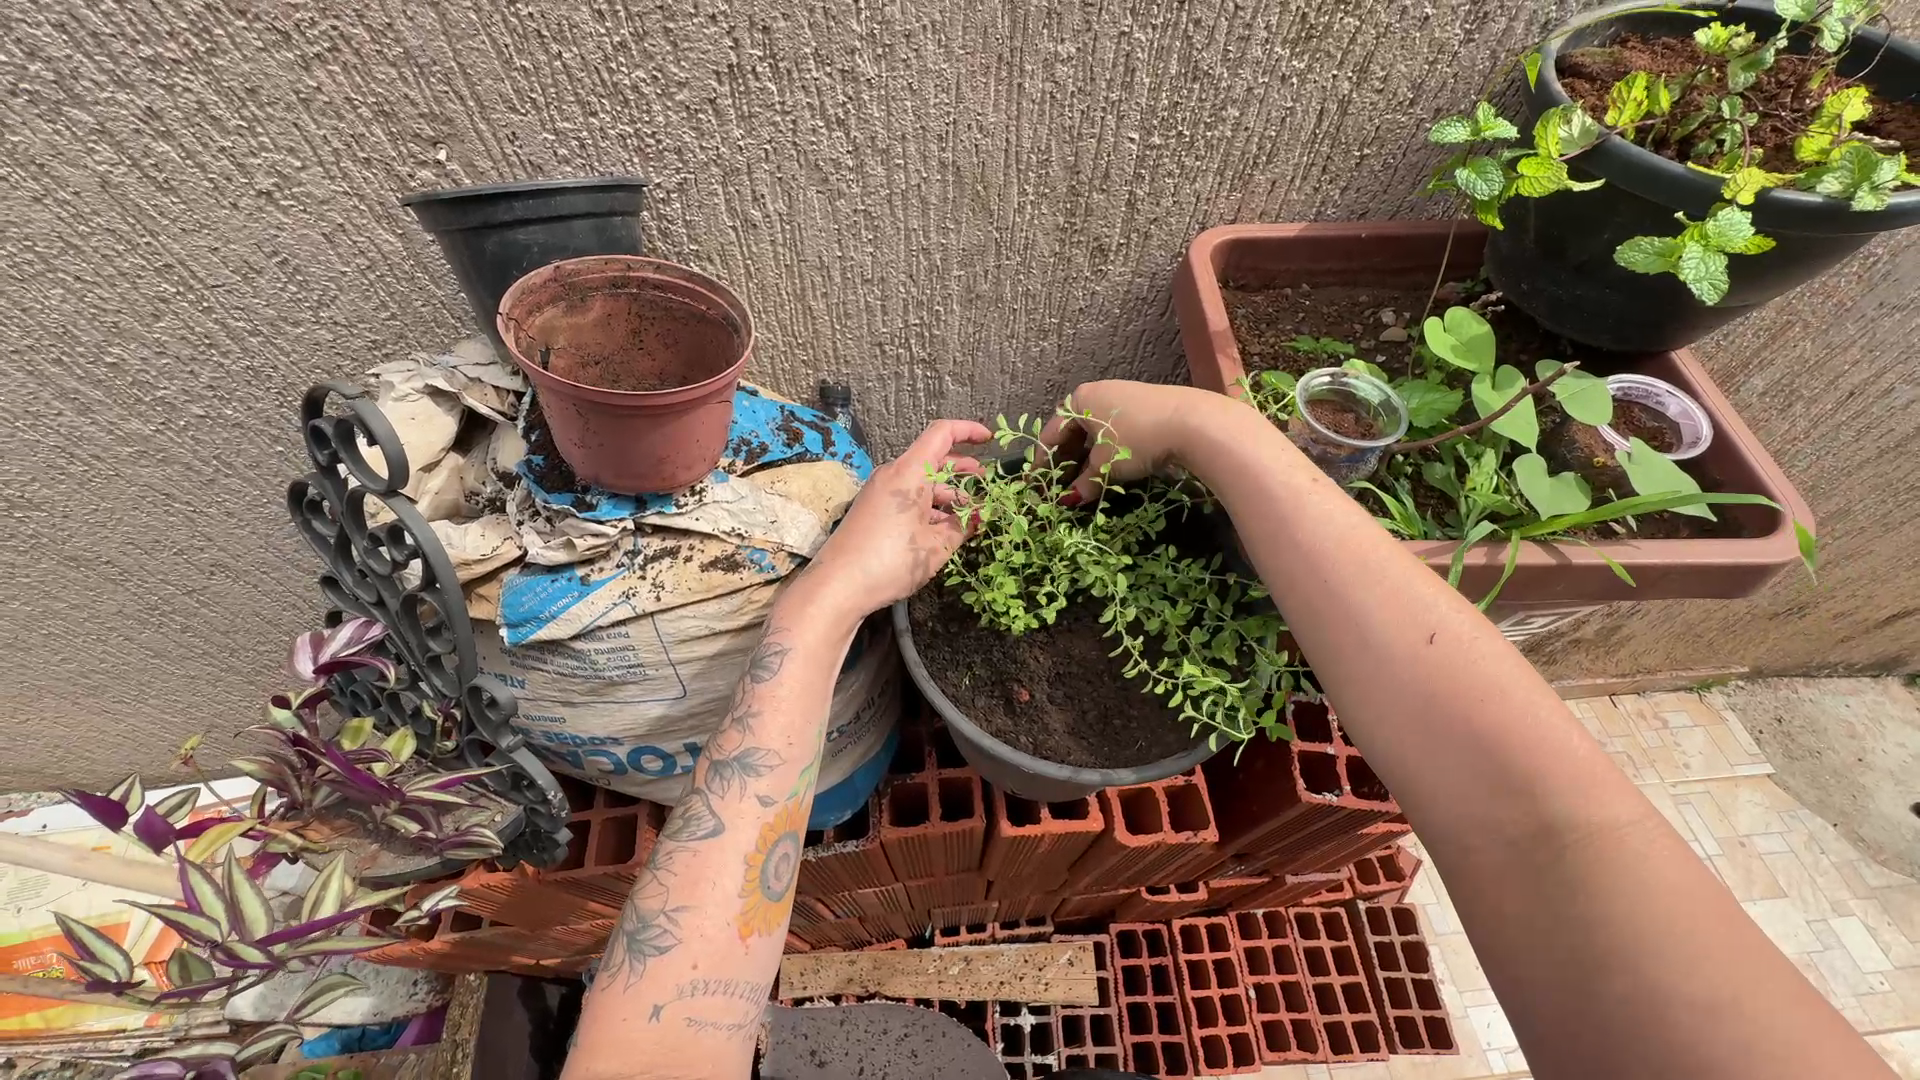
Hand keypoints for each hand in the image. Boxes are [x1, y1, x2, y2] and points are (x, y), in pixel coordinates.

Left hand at [795, 419, 991, 621]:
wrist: (837, 586)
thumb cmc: (890, 561)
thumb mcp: (936, 546)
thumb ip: (962, 527)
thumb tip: (977, 517)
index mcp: (909, 472)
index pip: (941, 433)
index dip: (968, 430)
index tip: (989, 438)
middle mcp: (893, 475)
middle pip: (933, 459)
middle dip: (962, 469)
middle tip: (985, 483)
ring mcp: (880, 493)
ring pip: (921, 482)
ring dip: (947, 494)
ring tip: (970, 513)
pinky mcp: (873, 510)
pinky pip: (908, 499)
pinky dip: (929, 507)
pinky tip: (945, 528)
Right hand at [1037, 381, 1233, 500]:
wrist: (1192, 423)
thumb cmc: (1135, 439)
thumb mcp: (1105, 466)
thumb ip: (1084, 482)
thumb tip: (1069, 500)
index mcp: (1080, 400)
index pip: (1051, 433)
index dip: (1041, 461)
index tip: (1033, 483)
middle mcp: (1099, 393)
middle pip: (1073, 431)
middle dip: (1065, 461)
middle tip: (1057, 486)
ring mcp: (1123, 399)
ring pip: (1095, 433)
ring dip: (1086, 460)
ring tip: (1082, 484)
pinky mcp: (1145, 408)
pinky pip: (1115, 433)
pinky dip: (1107, 453)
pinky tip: (1109, 471)